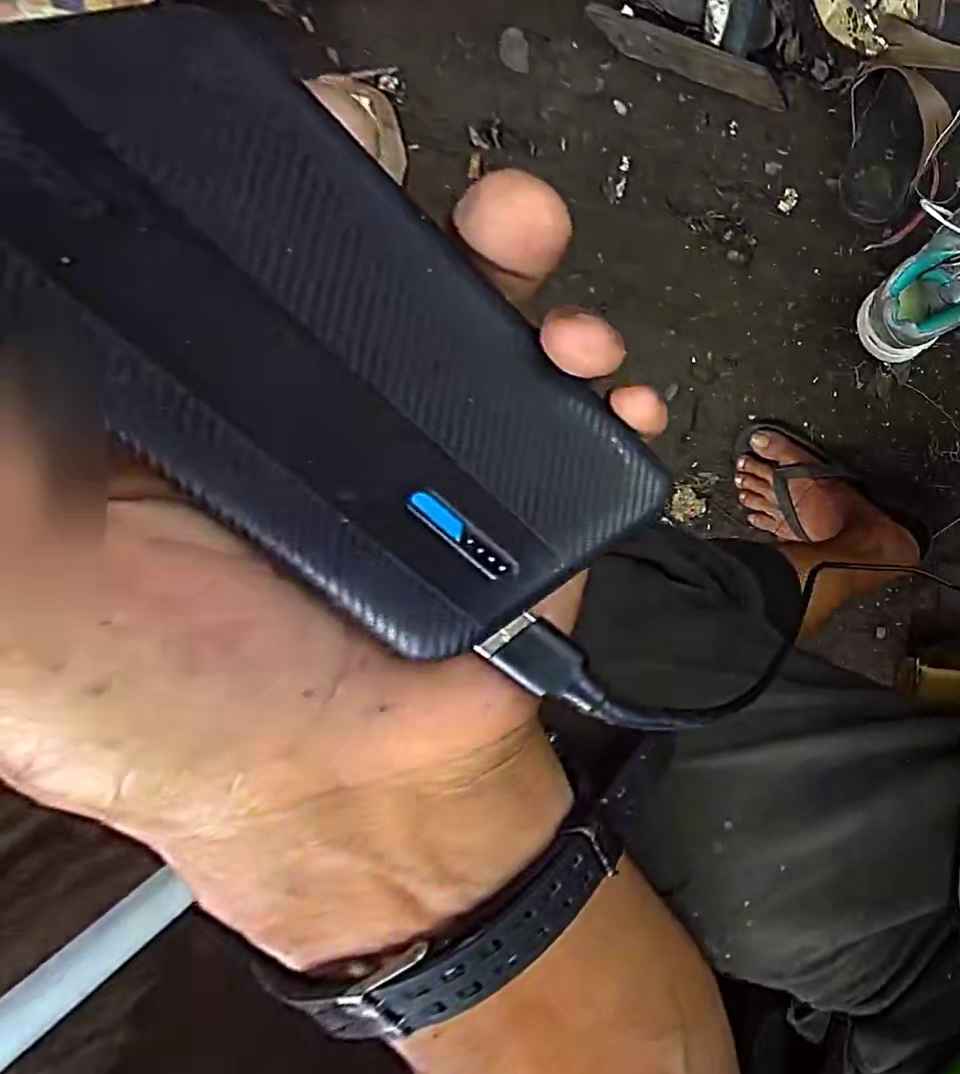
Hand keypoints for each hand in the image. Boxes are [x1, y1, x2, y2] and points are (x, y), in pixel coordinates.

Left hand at [0, 169, 666, 970]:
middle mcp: (369, 411)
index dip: (306, 200)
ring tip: (578, 336)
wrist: (351, 777)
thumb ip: (12, 431)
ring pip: (527, 357)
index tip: (341, 142)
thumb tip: (37, 277)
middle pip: (426, 296)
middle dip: (469, 239)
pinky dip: (624, 414)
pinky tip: (628, 407)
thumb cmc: (162, 694)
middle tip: (504, 211)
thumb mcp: (5, 562)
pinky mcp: (550, 508)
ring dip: (566, 322)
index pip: (275, 270)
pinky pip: (599, 444)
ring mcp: (473, 460)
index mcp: (238, 397)